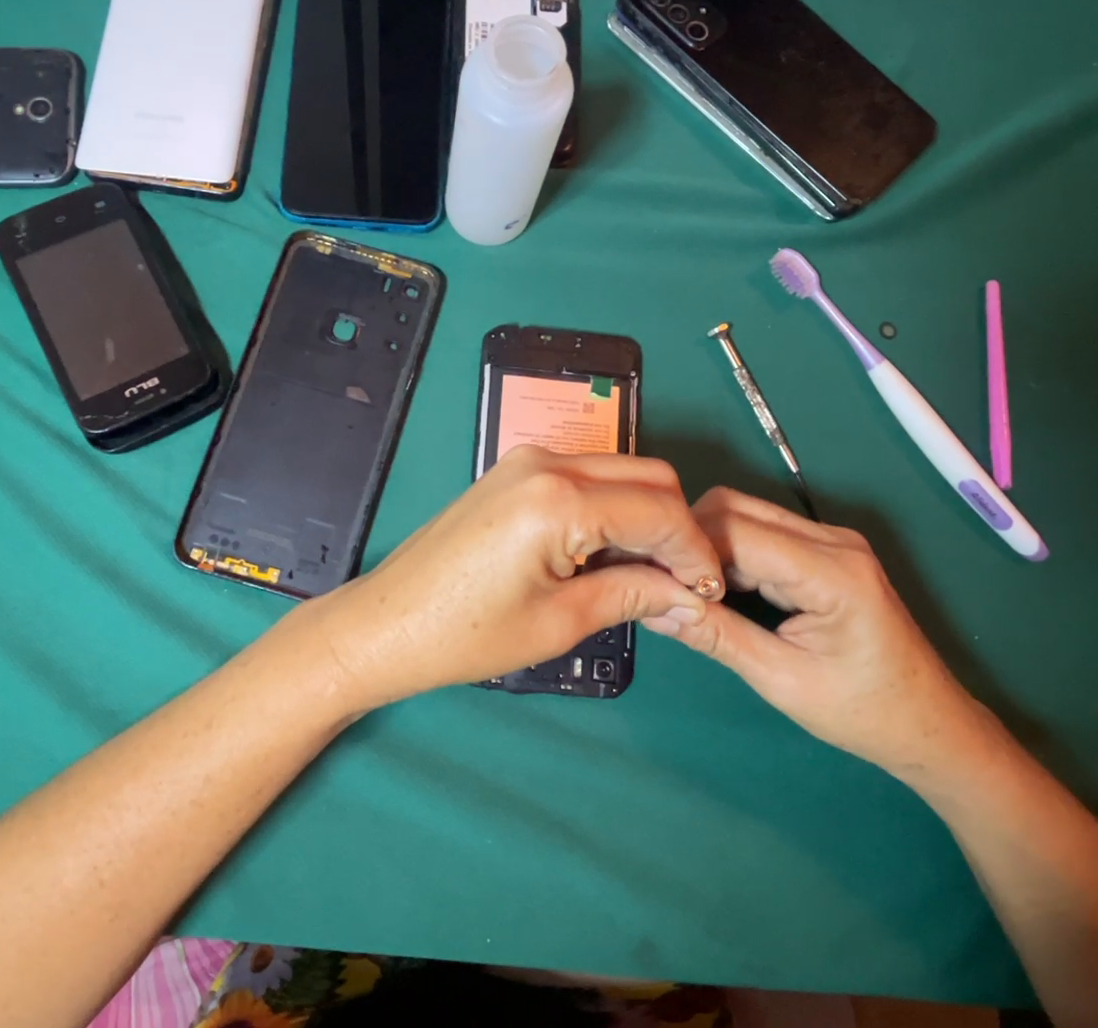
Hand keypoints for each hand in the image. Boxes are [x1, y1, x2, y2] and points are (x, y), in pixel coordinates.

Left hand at [290, 447, 724, 711]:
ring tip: (652, 574)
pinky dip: (611, 507)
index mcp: (560, 499)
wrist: (386, 624)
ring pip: (618, 472)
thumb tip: (690, 594)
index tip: (711, 591)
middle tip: (686, 582)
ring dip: (646, 515)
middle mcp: (546, 463)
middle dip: (677, 526)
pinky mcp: (511, 473)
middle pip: (648, 476)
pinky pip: (585, 477)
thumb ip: (633, 595)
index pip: (660, 511)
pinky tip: (611, 553)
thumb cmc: (466, 635)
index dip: (696, 553)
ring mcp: (525, 462)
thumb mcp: (559, 622)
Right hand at [647, 487, 996, 781]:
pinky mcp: (826, 553)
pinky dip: (730, 556)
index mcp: (830, 571)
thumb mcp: (779, 680)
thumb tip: (650, 609)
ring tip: (687, 593)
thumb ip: (715, 636)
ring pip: (744, 516)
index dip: (686, 551)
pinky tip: (718, 593)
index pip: (735, 531)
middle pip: (735, 509)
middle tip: (665, 588)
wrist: (929, 725)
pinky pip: (762, 534)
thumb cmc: (860, 712)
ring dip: (709, 548)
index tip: (652, 584)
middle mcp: (832, 540)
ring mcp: (831, 542)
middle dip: (691, 542)